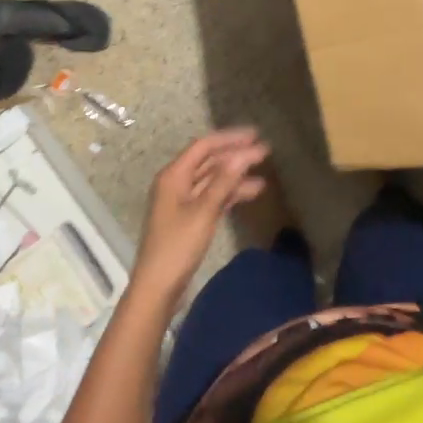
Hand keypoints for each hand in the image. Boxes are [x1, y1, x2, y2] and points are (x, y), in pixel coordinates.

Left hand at [132, 128, 269, 302]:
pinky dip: (229, 194)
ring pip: (212, 180)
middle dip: (236, 156)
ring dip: (235, 177)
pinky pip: (212, 197)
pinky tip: (250, 194)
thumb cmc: (178, 246)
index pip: (204, 146)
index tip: (256, 136)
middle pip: (209, 162)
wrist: (158, 287)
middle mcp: (176, 183)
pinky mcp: (189, 218)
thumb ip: (223, 181)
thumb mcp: (203, 211)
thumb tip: (243, 154)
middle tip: (265, 152)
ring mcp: (182, 201)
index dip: (230, 138)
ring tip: (263, 177)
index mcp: (174, 175)